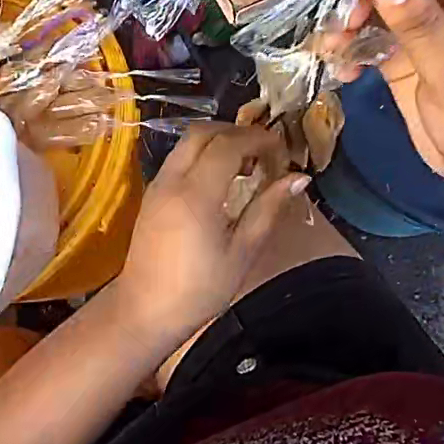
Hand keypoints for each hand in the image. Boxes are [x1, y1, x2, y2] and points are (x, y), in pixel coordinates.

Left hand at [113, 123, 308, 337]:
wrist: (144, 311)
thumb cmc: (199, 289)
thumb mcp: (242, 252)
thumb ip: (269, 209)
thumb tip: (299, 178)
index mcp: (196, 194)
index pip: (228, 144)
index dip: (258, 139)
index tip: (281, 148)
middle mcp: (172, 180)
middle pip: (203, 132)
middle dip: (236, 132)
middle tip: (264, 151)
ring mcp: (157, 185)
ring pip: (187, 142)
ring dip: (218, 141)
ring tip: (247, 164)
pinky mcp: (151, 195)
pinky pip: (178, 158)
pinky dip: (203, 155)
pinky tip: (222, 179)